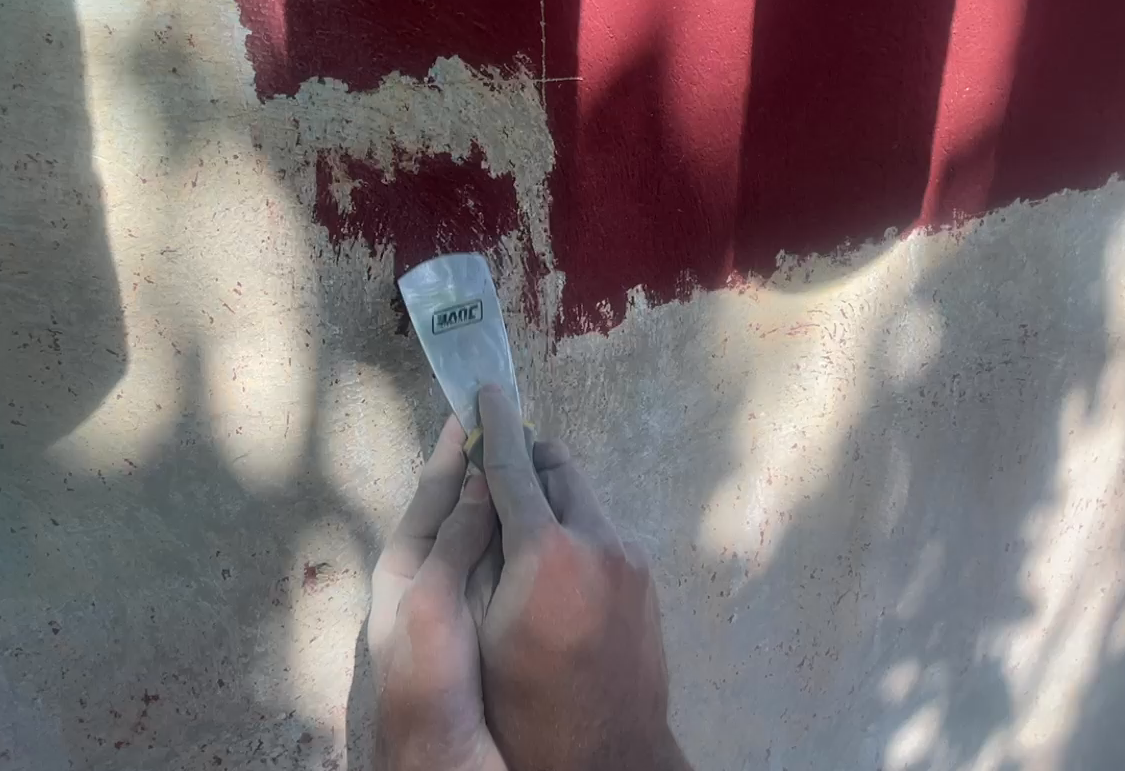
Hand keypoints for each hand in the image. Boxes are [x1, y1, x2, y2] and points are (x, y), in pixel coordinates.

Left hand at [369, 416, 506, 770]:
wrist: (458, 766)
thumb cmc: (431, 684)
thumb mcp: (431, 606)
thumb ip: (453, 543)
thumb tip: (480, 484)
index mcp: (406, 569)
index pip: (429, 496)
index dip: (448, 453)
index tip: (467, 412)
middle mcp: (435, 576)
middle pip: (459, 508)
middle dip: (481, 469)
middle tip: (508, 428)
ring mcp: (467, 598)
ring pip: (488, 533)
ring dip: (506, 498)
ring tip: (530, 461)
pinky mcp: (498, 620)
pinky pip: (510, 565)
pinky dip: (523, 536)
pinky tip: (545, 520)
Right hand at [475, 386, 689, 770]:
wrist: (606, 758)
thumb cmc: (523, 703)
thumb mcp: (481, 628)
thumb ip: (479, 551)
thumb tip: (480, 493)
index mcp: (548, 553)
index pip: (512, 467)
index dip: (495, 424)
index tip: (488, 389)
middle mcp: (598, 541)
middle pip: (557, 468)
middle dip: (526, 459)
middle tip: (499, 471)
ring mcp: (630, 557)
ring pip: (582, 496)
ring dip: (550, 495)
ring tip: (524, 527)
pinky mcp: (645, 576)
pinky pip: (600, 527)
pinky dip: (573, 525)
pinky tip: (556, 564)